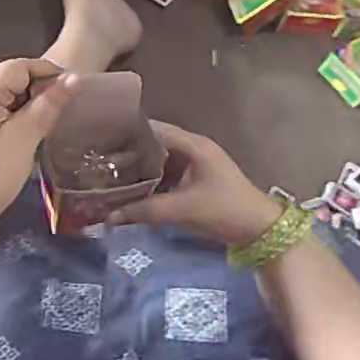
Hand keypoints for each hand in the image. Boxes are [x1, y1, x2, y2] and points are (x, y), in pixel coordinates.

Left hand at [0, 59, 78, 224]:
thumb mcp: (23, 138)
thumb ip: (47, 106)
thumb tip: (73, 80)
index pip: (17, 67)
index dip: (46, 72)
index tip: (72, 88)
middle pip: (10, 80)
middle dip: (38, 89)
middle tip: (64, 108)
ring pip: (5, 98)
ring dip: (29, 105)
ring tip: (51, 122)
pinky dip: (16, 118)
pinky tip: (30, 134)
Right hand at [107, 122, 284, 246]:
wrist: (259, 230)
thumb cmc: (224, 211)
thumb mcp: (182, 210)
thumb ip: (143, 212)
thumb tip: (107, 218)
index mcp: (193, 145)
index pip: (153, 129)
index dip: (128, 134)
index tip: (102, 142)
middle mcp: (193, 149)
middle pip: (154, 144)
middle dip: (129, 153)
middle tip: (100, 163)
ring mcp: (195, 164)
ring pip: (159, 160)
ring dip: (138, 169)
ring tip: (109, 176)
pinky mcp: (195, 180)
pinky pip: (166, 174)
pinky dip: (150, 180)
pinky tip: (131, 190)